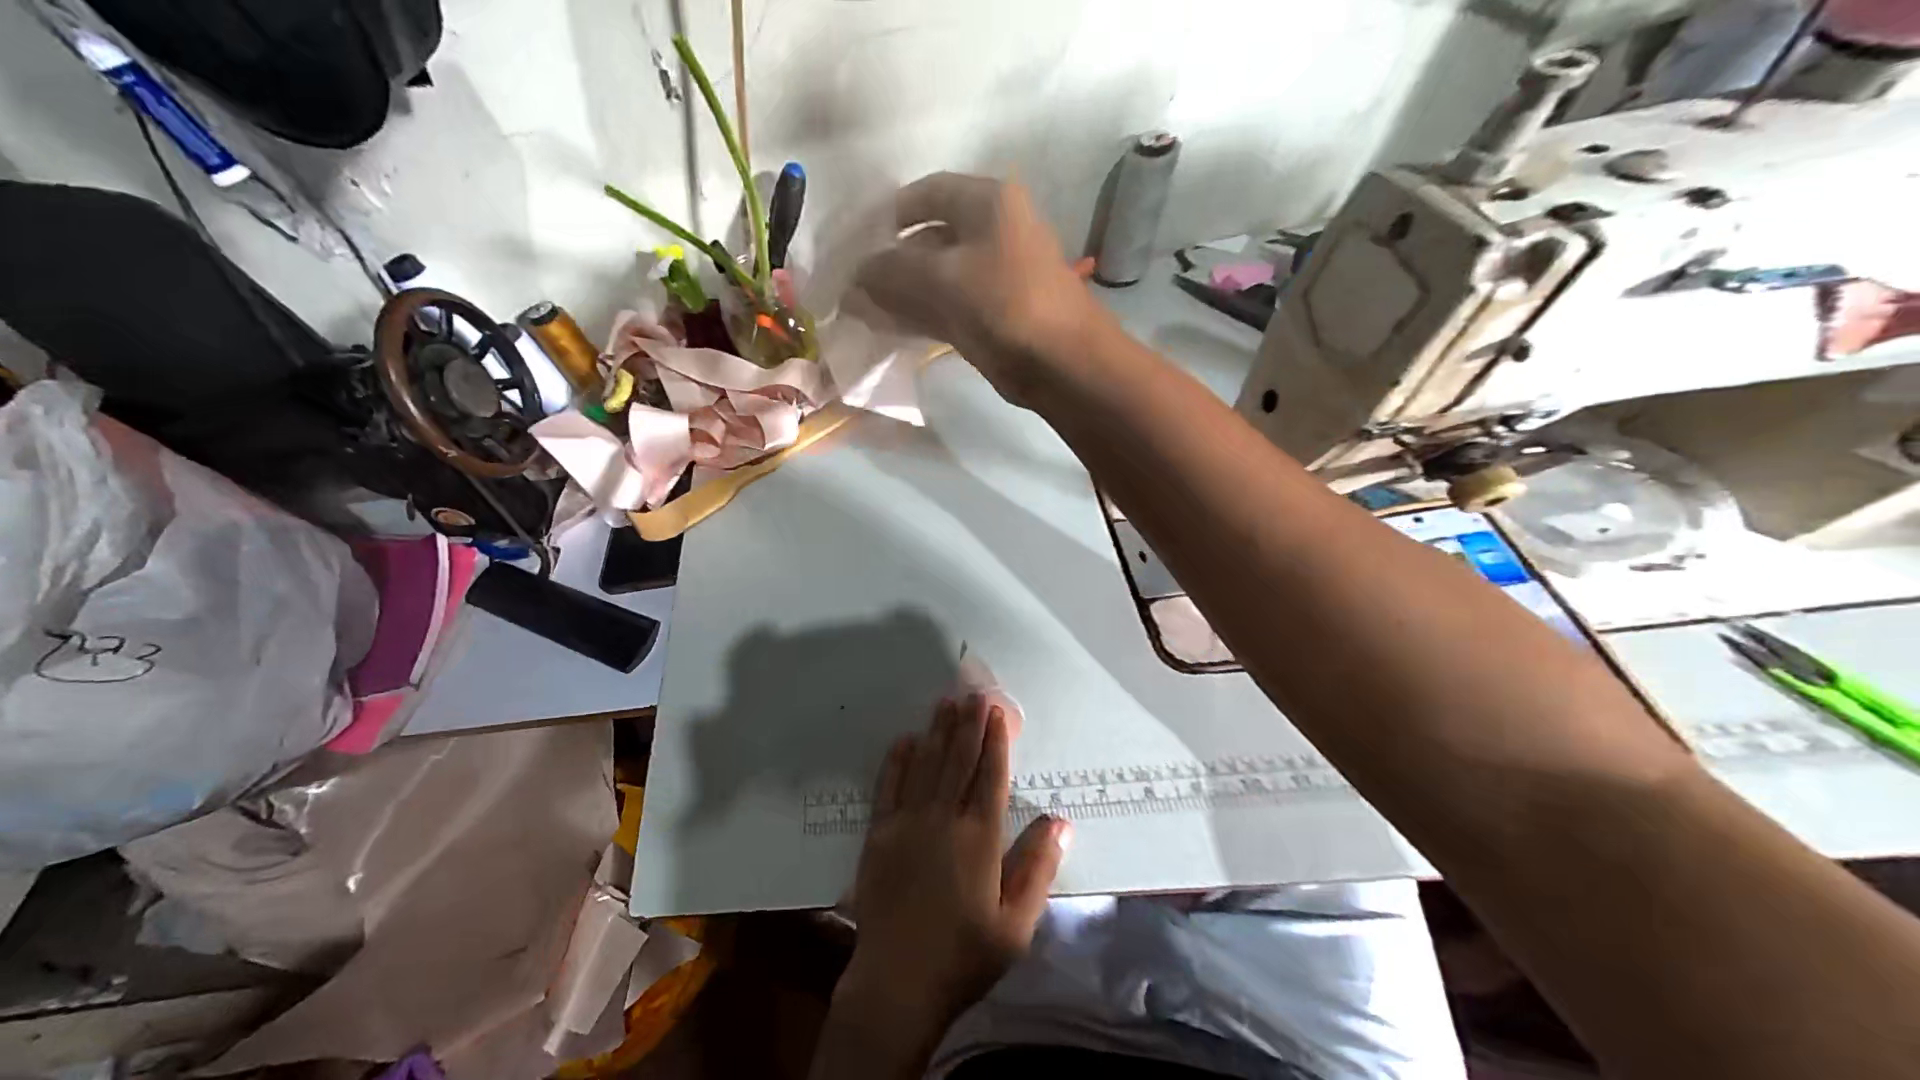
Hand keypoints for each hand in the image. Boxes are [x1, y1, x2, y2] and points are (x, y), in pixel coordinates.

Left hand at [815, 697, 1070, 1077]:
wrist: (897, 984)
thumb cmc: (964, 957)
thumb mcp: (1016, 924)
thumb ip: (1037, 868)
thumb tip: (1060, 820)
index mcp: (979, 839)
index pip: (990, 777)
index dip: (996, 741)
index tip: (998, 711)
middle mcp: (942, 821)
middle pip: (958, 761)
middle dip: (968, 724)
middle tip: (974, 692)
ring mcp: (906, 824)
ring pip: (925, 766)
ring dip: (937, 732)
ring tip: (945, 702)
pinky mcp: (878, 835)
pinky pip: (888, 787)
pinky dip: (897, 761)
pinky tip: (905, 740)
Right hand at [853, 173, 1106, 403]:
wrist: (1063, 362)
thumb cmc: (1006, 304)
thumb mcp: (944, 279)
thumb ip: (893, 271)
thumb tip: (856, 274)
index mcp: (988, 203)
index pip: (929, 193)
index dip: (891, 214)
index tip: (858, 240)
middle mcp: (993, 231)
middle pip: (931, 237)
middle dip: (892, 260)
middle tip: (854, 284)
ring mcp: (994, 276)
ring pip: (937, 276)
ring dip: (901, 292)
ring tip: (861, 310)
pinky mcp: (993, 314)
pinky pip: (947, 305)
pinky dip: (919, 313)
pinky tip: (888, 326)